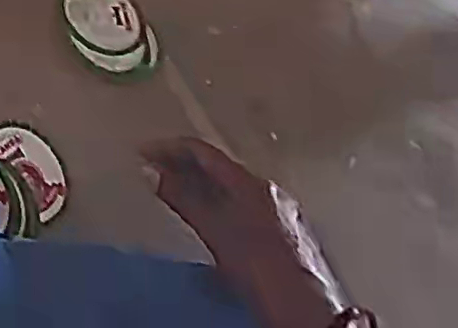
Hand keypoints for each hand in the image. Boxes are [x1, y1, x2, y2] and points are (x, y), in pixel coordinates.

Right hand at [143, 138, 345, 327]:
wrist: (315, 320)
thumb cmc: (263, 271)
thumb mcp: (217, 234)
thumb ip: (182, 198)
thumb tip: (149, 171)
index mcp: (251, 183)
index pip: (203, 151)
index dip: (169, 147)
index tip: (143, 152)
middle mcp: (269, 190)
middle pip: (218, 167)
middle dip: (183, 166)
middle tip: (153, 170)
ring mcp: (282, 212)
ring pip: (231, 187)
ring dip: (200, 186)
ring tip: (174, 193)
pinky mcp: (289, 235)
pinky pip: (243, 205)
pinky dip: (219, 203)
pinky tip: (208, 219)